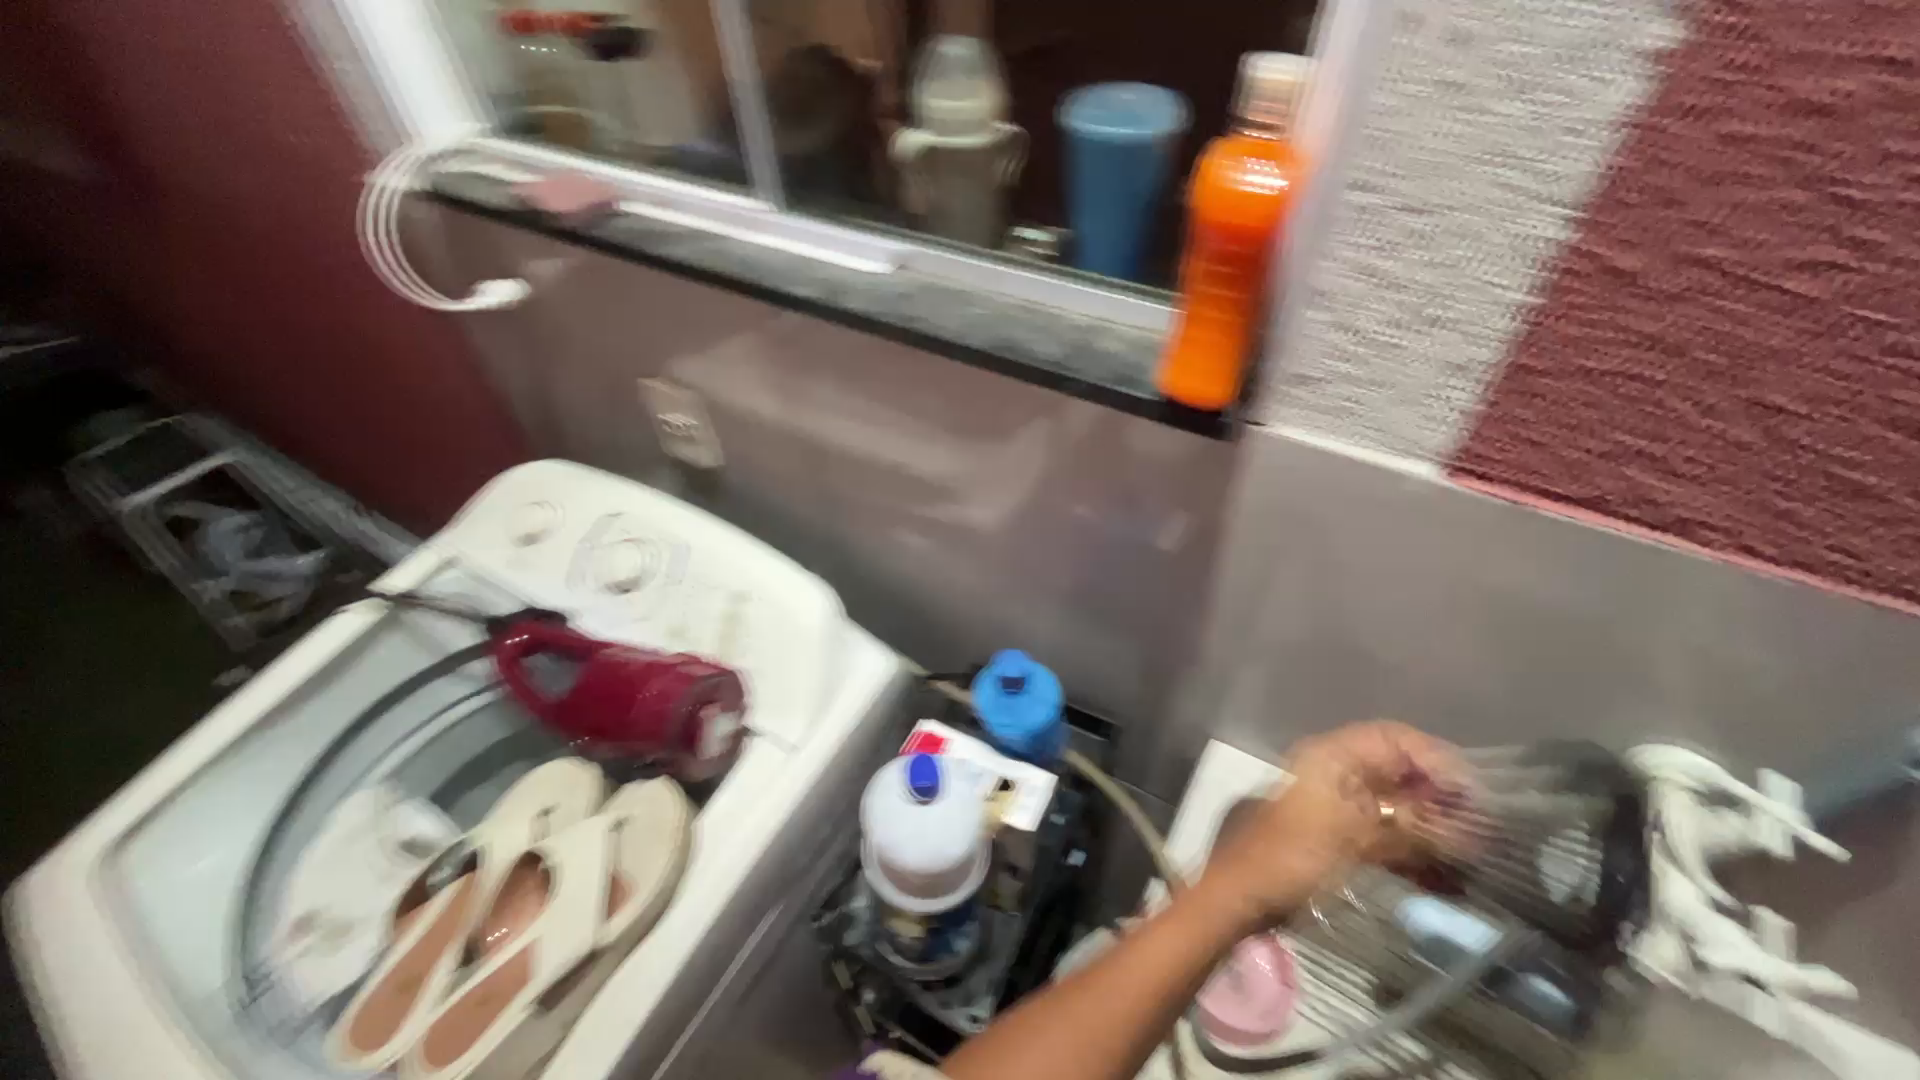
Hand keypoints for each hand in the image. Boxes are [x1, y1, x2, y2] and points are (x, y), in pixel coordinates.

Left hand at [1196, 721, 1467, 929]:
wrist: (1241, 895)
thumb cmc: (1292, 858)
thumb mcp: (1355, 840)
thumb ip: (1412, 829)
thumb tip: (1471, 828)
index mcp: (1332, 757)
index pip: (1395, 738)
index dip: (1437, 759)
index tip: (1474, 794)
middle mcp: (1337, 773)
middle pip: (1400, 773)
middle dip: (1442, 800)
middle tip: (1484, 831)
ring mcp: (1338, 806)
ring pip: (1398, 807)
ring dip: (1434, 831)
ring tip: (1473, 859)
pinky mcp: (1340, 839)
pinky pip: (1386, 837)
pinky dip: (1414, 853)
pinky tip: (1446, 881)